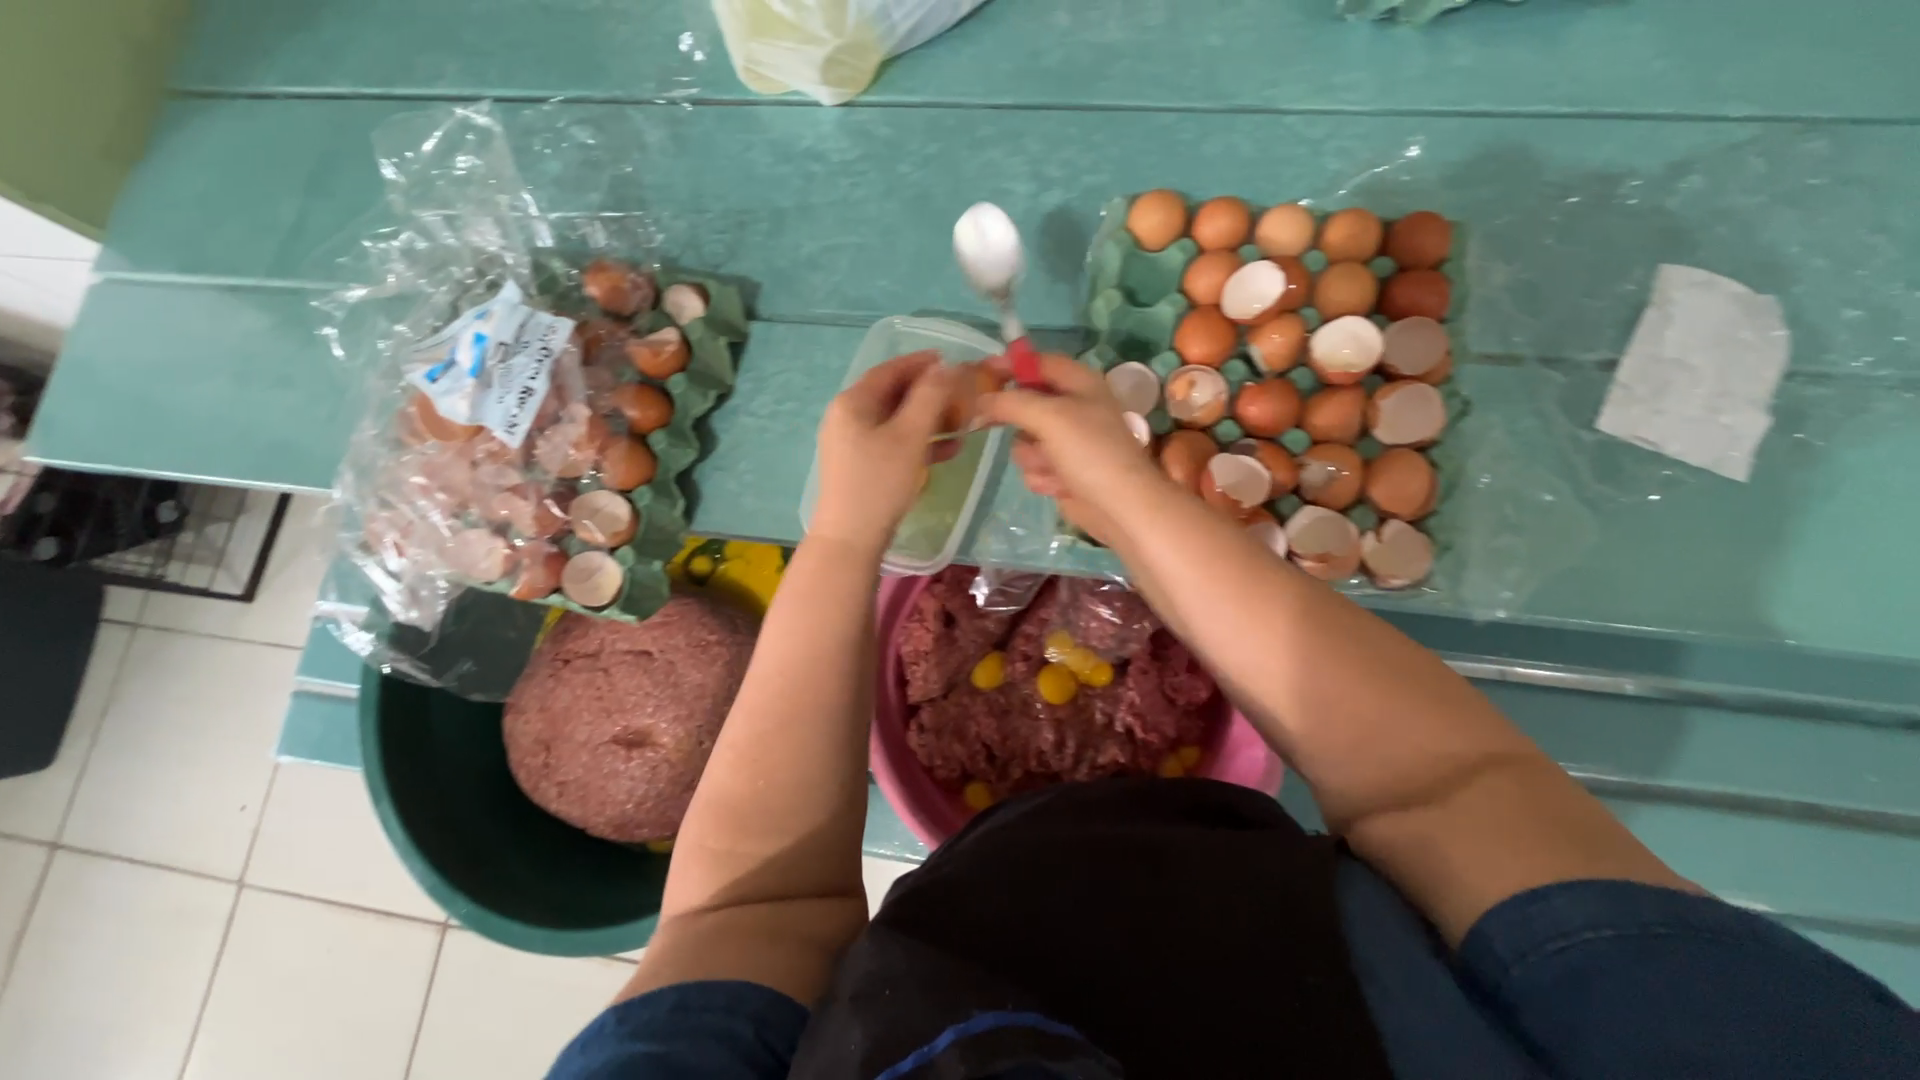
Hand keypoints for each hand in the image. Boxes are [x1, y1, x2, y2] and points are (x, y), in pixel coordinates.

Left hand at [809, 351, 955, 552]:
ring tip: (961, 424)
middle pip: (892, 394)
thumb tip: (946, 368)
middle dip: (929, 394)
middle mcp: (847, 417)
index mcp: (852, 402)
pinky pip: (893, 443)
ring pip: (895, 421)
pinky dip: (918, 442)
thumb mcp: (909, 436)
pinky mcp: (860, 466)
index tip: (950, 360)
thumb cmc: (879, 482)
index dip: (920, 362)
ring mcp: (851, 443)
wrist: (850, 538)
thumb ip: (930, 397)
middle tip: (961, 394)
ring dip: (929, 420)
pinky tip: (946, 450)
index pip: (889, 370)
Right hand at [979, 352, 1166, 547]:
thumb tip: (980, 400)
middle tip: (986, 422)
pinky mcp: (1061, 470)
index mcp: (1080, 383)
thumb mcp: (1050, 417)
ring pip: (1023, 440)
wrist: (1119, 506)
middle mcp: (1073, 408)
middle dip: (1014, 419)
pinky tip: (1059, 484)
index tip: (979, 373)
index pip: (1038, 363)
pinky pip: (1033, 465)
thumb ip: (1010, 402)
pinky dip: (1042, 475)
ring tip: (1051, 465)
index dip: (1009, 364)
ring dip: (1032, 455)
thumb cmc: (1090, 452)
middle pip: (1026, 402)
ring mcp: (1066, 442)